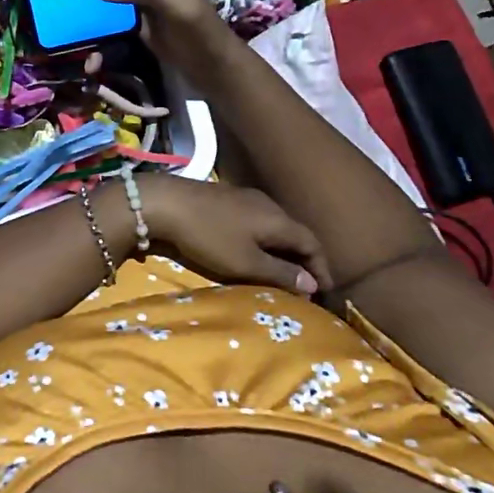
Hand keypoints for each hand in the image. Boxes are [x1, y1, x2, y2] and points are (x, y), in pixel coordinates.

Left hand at [126, 174, 326, 294]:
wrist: (168, 203)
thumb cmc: (210, 235)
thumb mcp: (246, 262)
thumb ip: (280, 272)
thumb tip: (312, 283)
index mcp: (279, 220)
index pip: (313, 244)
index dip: (322, 268)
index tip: (325, 292)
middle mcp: (270, 205)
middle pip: (297, 234)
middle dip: (304, 261)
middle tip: (305, 287)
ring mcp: (249, 199)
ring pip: (278, 228)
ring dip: (284, 251)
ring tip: (282, 275)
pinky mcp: (230, 200)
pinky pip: (261, 223)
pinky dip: (267, 242)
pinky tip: (256, 253)